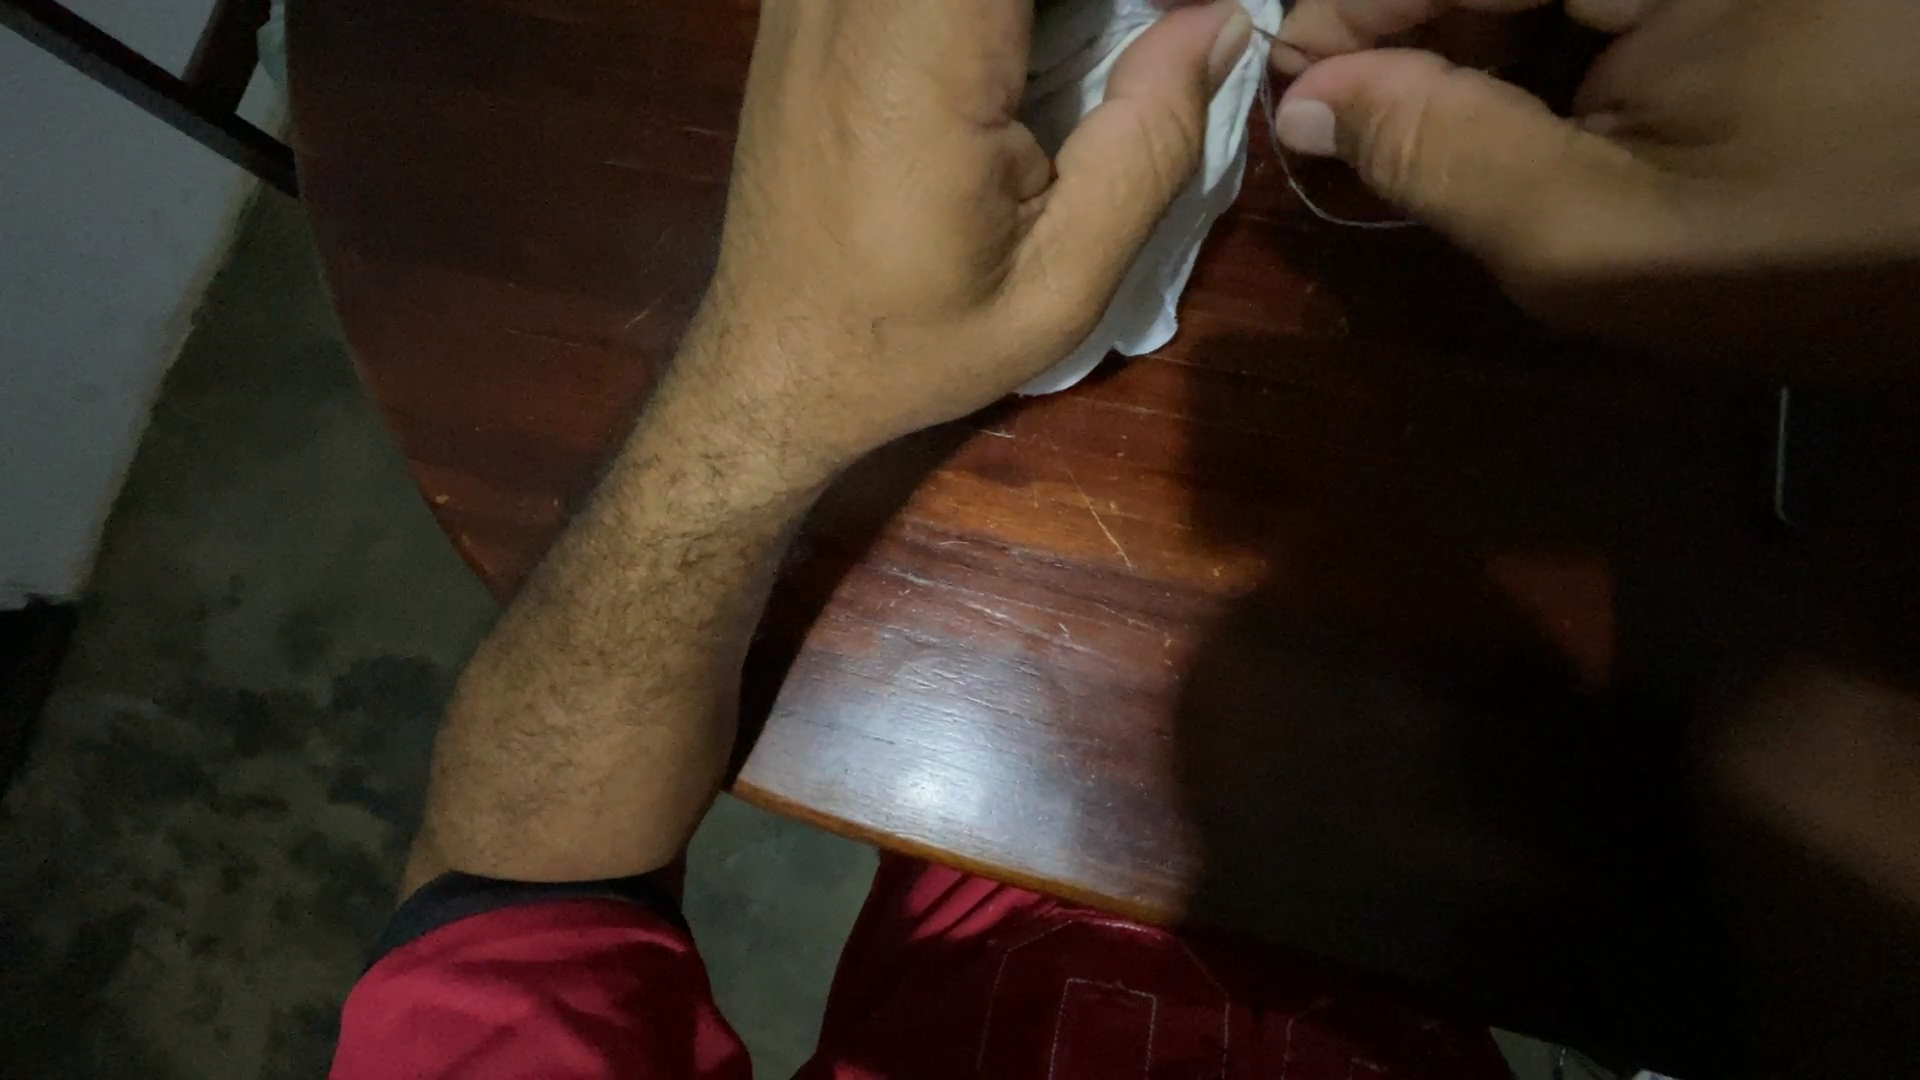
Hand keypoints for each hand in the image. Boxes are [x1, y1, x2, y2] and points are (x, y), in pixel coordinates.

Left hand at [678, 0, 1253, 479]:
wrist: (774, 366)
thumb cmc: (910, 349)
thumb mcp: (1055, 290)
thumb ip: (1149, 149)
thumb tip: (1216, 23)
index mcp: (923, 51)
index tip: (1167, 30)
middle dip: (1088, 4)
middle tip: (1127, 53)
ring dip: (1039, 16)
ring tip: (1058, 77)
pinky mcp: (796, 5)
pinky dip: (984, 19)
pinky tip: (1000, 71)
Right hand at [1271, 0, 1919, 364]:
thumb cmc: (1810, 258)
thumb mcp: (1585, 238)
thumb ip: (1436, 156)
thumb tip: (1311, 99)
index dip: (1344, 11)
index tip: (1284, 85)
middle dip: (1405, 28)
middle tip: (1350, 117)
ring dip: (1468, 32)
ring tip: (1428, 115)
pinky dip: (1537, 28)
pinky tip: (1520, 87)